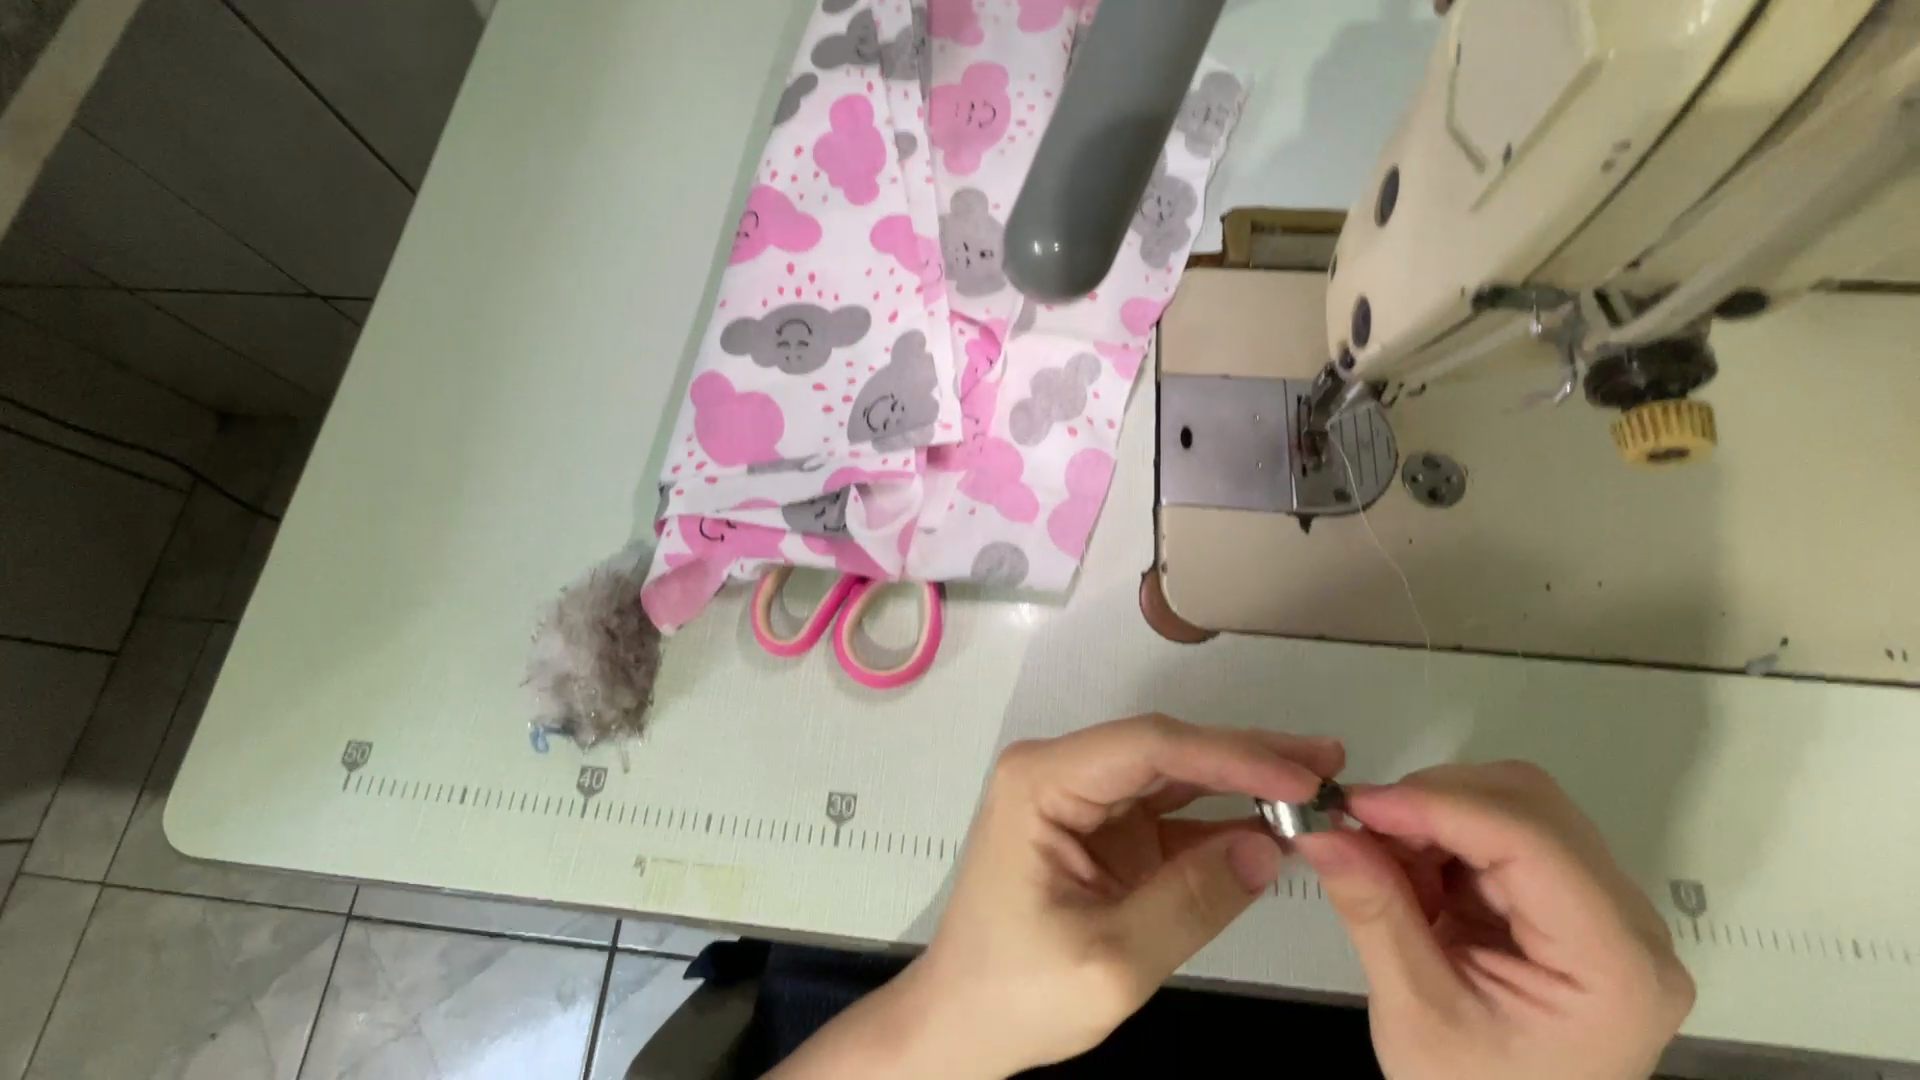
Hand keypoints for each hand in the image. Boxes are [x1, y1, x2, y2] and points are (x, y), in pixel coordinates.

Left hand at [769, 714, 1340, 1078]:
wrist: (962, 1024)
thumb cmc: (1017, 993)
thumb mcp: (1112, 960)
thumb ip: (1192, 899)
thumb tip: (1271, 845)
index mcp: (1041, 782)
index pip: (1148, 748)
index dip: (1230, 755)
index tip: (1303, 777)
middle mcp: (1059, 773)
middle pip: (1163, 750)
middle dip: (1244, 756)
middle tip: (1326, 762)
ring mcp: (1081, 800)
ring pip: (1171, 775)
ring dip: (1239, 779)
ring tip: (1315, 781)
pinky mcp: (1100, 831)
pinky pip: (1167, 813)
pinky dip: (1219, 817)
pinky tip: (1272, 821)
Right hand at [1295, 762, 1695, 1079]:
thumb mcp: (1415, 1013)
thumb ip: (1374, 914)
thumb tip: (1319, 832)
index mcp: (1614, 966)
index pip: (1533, 843)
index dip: (1440, 806)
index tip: (1355, 804)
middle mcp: (1626, 922)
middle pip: (1528, 806)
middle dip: (1432, 802)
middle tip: (1359, 831)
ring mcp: (1597, 903)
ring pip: (1510, 803)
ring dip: (1430, 814)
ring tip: (1383, 863)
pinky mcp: (1560, 893)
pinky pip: (1494, 825)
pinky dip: (1435, 831)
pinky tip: (1408, 872)